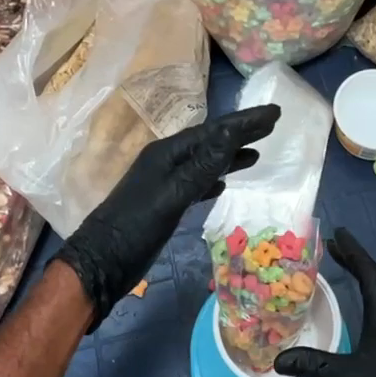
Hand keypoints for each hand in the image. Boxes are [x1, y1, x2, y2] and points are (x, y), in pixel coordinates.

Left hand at [55, 105, 280, 330]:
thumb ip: (202, 165)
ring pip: (205, 161)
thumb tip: (230, 131)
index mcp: (167, 153)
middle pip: (210, 141)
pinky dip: (214, 179)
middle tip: (272, 124)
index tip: (274, 113)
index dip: (244, 122)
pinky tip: (225, 184)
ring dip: (230, 155)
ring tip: (256, 153)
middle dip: (241, 133)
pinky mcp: (165, 202)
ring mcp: (164, 182)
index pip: (213, 131)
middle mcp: (166, 161)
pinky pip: (197, 182)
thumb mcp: (173, 195)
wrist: (101, 263)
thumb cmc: (135, 228)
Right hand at [275, 228, 375, 376]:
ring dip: (368, 280)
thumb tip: (277, 358)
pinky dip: (374, 299)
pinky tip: (363, 309)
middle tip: (337, 248)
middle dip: (359, 262)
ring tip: (347, 270)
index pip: (371, 274)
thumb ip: (311, 364)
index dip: (355, 253)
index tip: (339, 234)